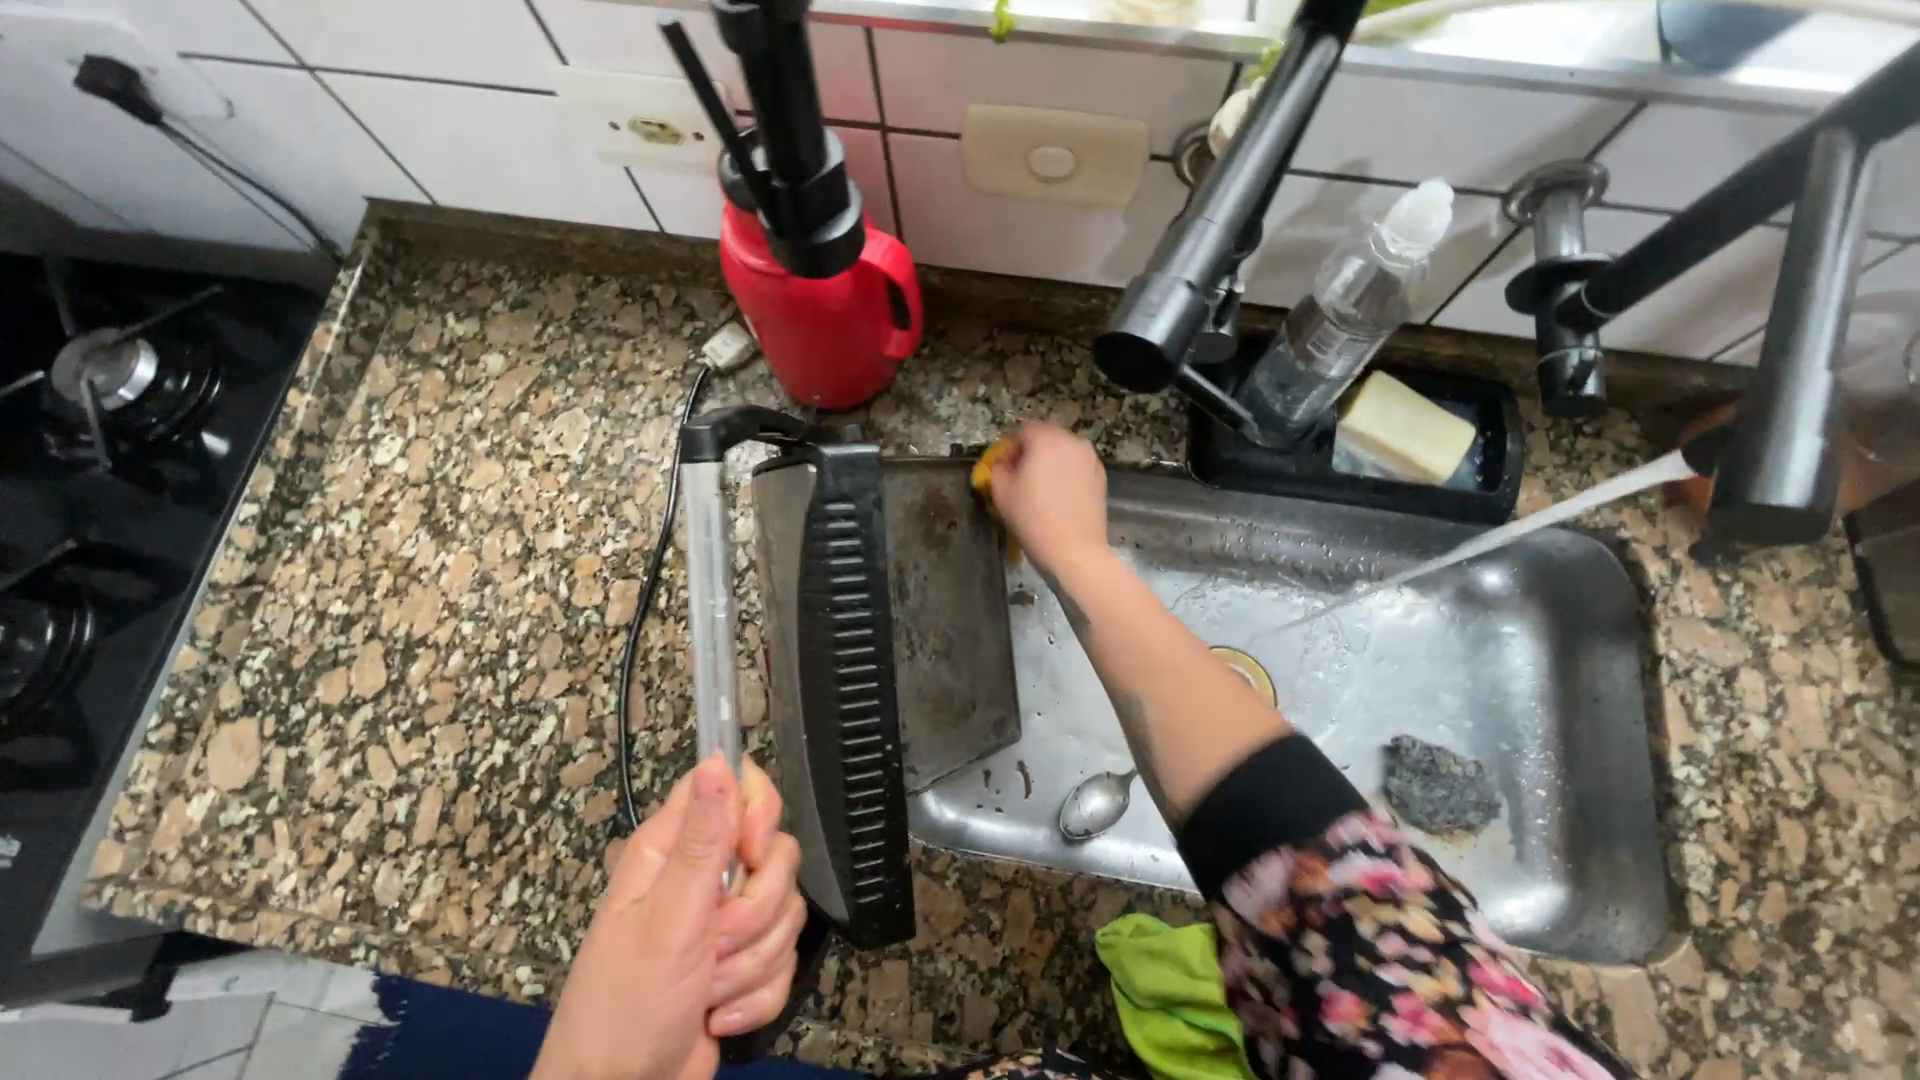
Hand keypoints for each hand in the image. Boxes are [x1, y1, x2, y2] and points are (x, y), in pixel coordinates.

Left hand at [533, 755, 804, 1079]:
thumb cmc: (627, 1005)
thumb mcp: (666, 919)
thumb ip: (702, 840)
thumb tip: (718, 760)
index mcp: (672, 849)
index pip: (733, 786)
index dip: (757, 812)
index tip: (752, 852)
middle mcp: (703, 876)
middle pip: (775, 853)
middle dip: (756, 910)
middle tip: (715, 942)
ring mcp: (727, 921)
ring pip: (785, 910)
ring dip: (752, 962)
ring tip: (707, 990)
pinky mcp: (745, 962)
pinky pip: (785, 957)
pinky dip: (758, 992)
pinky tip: (719, 1015)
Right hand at [988, 421, 1110, 575]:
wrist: (1074, 551)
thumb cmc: (1033, 520)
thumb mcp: (1001, 493)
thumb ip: (998, 468)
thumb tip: (1004, 463)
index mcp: (1046, 440)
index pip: (1022, 431)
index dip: (1010, 448)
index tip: (1005, 469)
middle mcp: (1072, 441)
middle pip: (1046, 437)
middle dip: (1032, 452)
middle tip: (1022, 478)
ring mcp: (1091, 458)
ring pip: (1064, 451)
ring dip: (1051, 462)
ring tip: (1043, 488)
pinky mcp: (1101, 475)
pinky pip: (1078, 465)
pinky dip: (1068, 473)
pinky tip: (1061, 496)